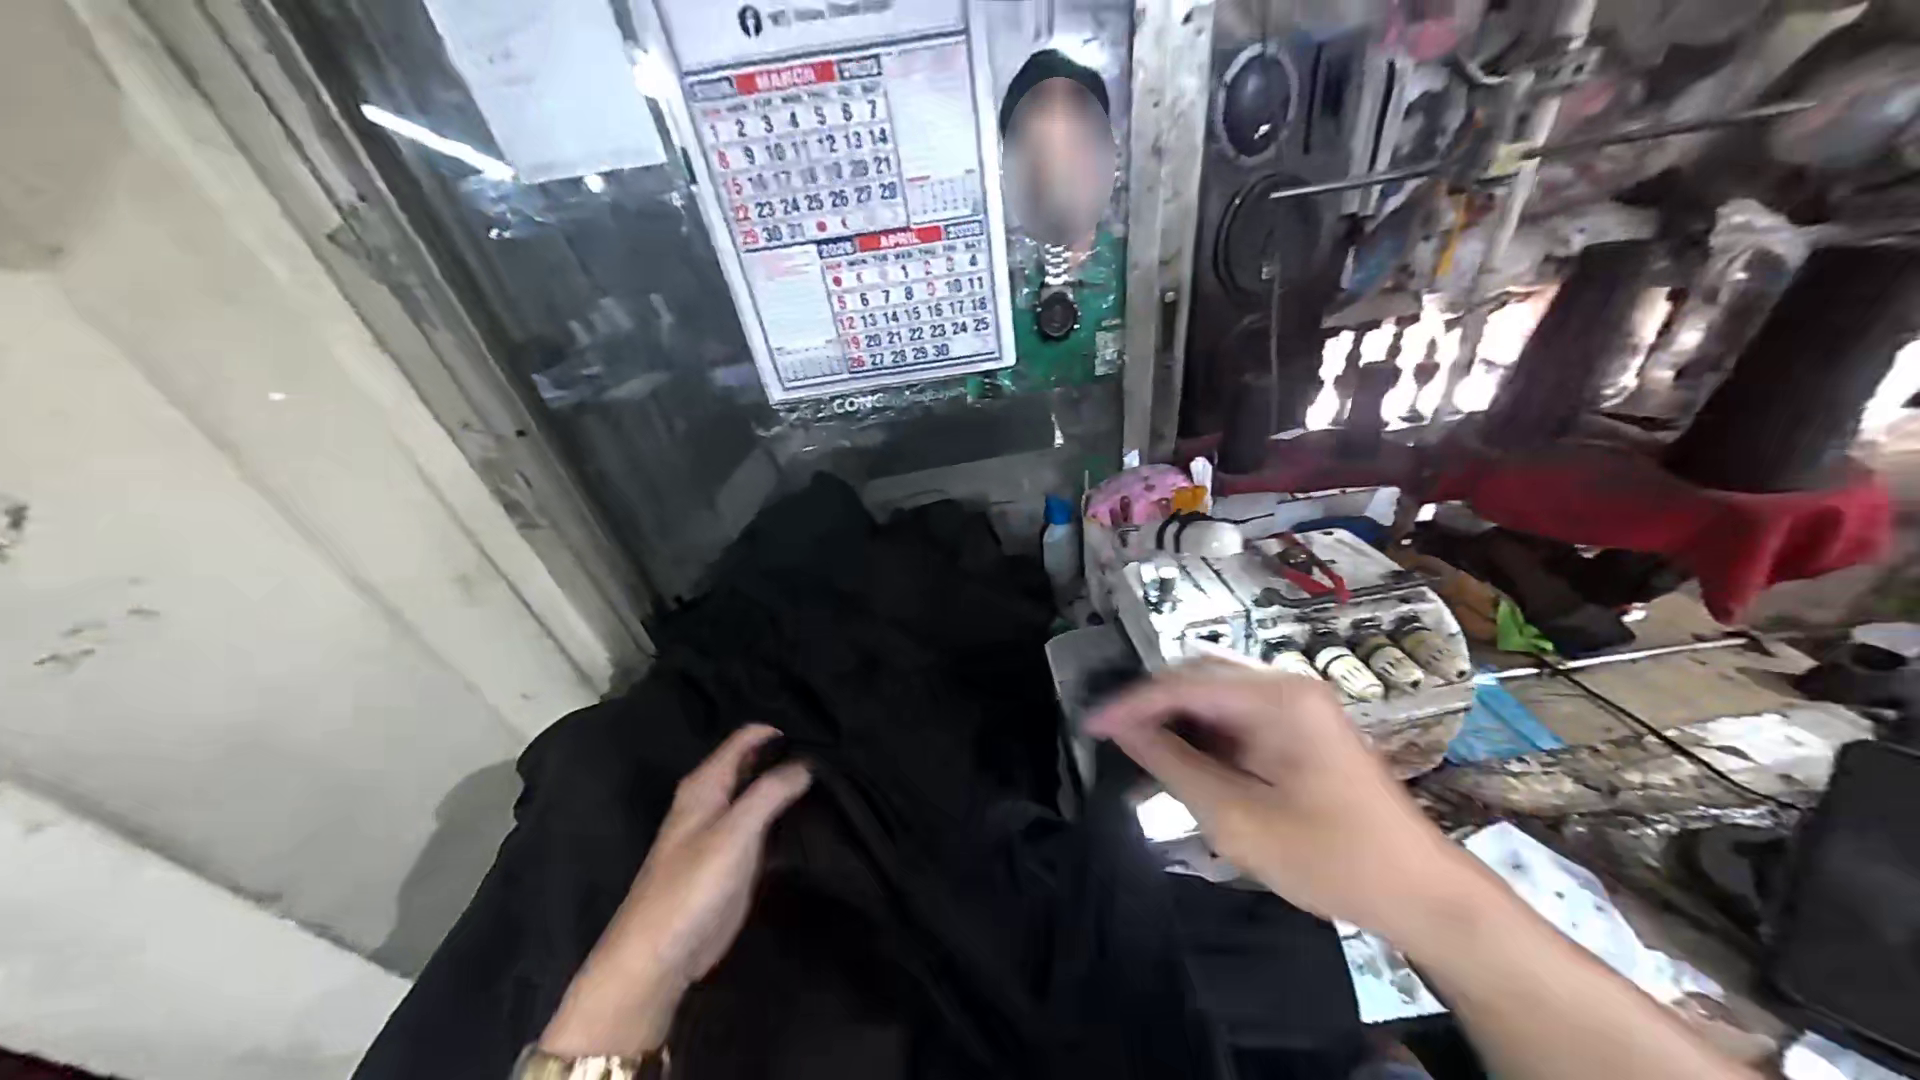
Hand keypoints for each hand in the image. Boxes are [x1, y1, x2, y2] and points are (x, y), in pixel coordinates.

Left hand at [539, 724, 811, 1058]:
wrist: (659, 956)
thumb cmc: (691, 887)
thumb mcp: (734, 832)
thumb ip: (770, 792)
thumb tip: (805, 764)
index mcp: (705, 784)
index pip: (746, 738)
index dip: (779, 733)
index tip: (819, 736)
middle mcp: (713, 798)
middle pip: (754, 763)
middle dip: (787, 757)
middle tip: (832, 758)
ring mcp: (724, 829)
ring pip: (761, 793)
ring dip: (788, 786)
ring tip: (832, 781)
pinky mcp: (735, 857)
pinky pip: (765, 823)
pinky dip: (785, 816)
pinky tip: (812, 816)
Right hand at [1086, 668, 1476, 939]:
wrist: (1421, 892)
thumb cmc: (1329, 858)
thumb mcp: (1237, 818)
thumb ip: (1173, 764)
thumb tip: (1123, 728)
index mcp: (1277, 698)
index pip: (1183, 683)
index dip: (1130, 703)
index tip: (1089, 724)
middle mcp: (1287, 685)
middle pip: (1198, 677)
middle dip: (1152, 706)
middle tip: (1112, 737)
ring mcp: (1297, 703)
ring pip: (1215, 694)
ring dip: (1176, 719)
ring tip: (1141, 748)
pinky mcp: (1300, 724)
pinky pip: (1236, 714)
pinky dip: (1204, 733)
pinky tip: (1187, 758)